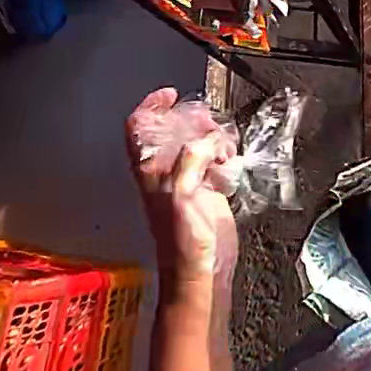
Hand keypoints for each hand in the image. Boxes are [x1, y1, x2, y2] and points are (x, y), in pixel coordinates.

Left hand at [127, 89, 239, 294]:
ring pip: (196, 143)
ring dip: (212, 136)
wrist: (201, 275)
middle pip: (173, 130)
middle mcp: (167, 172)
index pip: (140, 127)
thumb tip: (206, 141)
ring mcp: (188, 181)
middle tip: (206, 121)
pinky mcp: (209, 192)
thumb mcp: (181, 195)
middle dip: (190, 119)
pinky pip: (216, 161)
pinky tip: (231, 162)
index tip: (171, 95)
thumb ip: (191, 161)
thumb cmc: (182, 245)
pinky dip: (225, 155)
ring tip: (223, 144)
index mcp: (151, 170)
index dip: (152, 106)